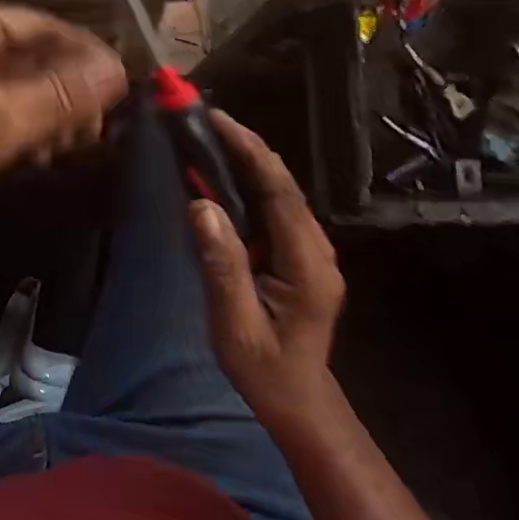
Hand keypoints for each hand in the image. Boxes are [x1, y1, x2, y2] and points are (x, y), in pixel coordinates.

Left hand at [0, 0, 126, 271]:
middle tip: (101, 126)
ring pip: (21, 88)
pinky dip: (26, 130)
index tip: (122, 86)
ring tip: (79, 145)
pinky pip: (1, 112)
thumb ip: (66, 94)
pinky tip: (45, 156)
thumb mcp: (5, 117)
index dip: (88, 53)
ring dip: (52, 114)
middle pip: (35, 57)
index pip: (47, 26)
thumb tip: (120, 72)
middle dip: (71, 91)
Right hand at [190, 110, 347, 429]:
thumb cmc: (265, 369)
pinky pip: (275, 207)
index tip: (217, 121)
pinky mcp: (301, 252)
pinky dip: (250, 184)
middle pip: (282, 183)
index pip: (279, 192)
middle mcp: (317, 246)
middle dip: (246, 146)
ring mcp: (312, 248)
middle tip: (206, 119)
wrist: (298, 400)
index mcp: (307, 262)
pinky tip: (225, 174)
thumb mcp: (235, 325)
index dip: (249, 151)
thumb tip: (200, 205)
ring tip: (211, 137)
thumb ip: (222, 265)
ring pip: (280, 191)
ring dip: (247, 161)